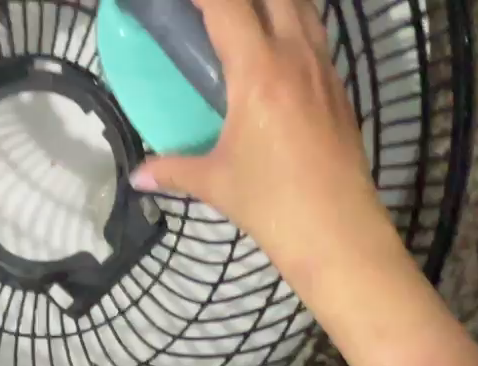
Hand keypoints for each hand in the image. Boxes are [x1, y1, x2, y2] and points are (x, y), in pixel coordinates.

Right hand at [129, 0, 407, 287]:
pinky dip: (295, 25)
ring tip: (248, 16)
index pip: (227, 4)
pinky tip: (279, 51)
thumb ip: (173, 170)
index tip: (185, 4)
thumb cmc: (272, 205)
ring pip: (303, 6)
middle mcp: (295, 55)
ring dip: (274, 1)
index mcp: (259, 71)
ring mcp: (323, 69)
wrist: (335, 230)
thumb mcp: (216, 184)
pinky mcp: (339, 89)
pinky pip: (317, 37)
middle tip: (214, 12)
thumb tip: (138, 177)